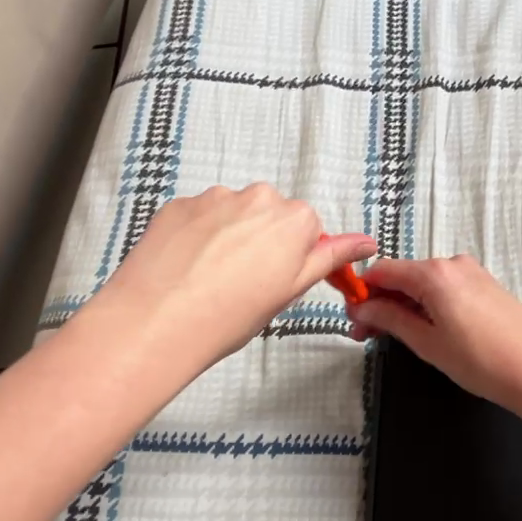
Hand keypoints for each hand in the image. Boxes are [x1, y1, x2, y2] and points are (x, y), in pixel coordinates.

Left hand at [83, 184, 373, 368]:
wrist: (154, 323)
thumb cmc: (228, 315)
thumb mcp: (291, 290)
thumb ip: (331, 257)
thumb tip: (367, 242)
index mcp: (295, 218)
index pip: (307, 228)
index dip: (293, 256)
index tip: (276, 279)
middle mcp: (258, 197)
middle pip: (270, 215)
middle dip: (262, 239)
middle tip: (243, 282)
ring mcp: (214, 198)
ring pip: (233, 214)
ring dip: (228, 235)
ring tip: (208, 278)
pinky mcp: (178, 205)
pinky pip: (198, 215)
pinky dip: (196, 236)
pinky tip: (185, 268)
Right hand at [351, 256, 521, 413]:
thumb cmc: (478, 360)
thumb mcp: (426, 342)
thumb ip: (391, 318)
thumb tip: (362, 306)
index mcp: (435, 273)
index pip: (384, 270)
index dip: (362, 292)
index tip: (352, 318)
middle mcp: (453, 263)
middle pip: (404, 276)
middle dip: (381, 302)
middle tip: (364, 335)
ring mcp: (472, 271)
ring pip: (424, 283)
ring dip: (403, 305)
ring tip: (392, 336)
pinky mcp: (486, 284)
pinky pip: (446, 287)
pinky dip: (428, 303)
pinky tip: (423, 328)